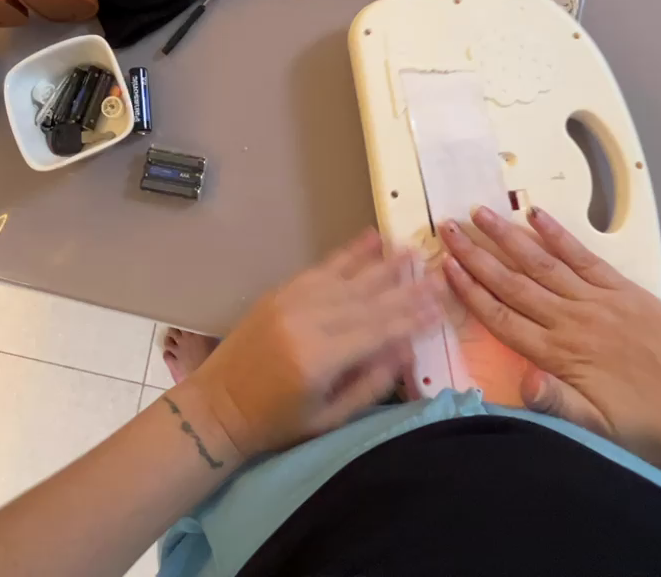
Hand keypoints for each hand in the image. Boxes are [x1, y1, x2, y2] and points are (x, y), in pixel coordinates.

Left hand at [183, 230, 442, 460]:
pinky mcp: (281, 292)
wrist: (219, 404)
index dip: (412, 318)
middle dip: (405, 287)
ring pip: (346, 279)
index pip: (378, 331)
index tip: (441, 304)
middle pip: (367, 300)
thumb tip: (406, 349)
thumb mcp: (329, 418)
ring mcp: (291, 302)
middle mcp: (307, 322)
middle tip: (437, 271)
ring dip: (381, 264)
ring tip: (412, 249)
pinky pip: (320, 269)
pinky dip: (348, 254)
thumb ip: (369, 384)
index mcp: (320, 359)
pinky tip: (369, 239)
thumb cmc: (277, 422)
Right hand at [440, 206, 660, 474]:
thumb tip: (519, 380)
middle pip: (513, 282)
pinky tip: (537, 215)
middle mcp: (573, 320)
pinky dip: (558, 234)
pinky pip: (583, 257)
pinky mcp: (624, 291)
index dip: (470, 291)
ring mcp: (598, 300)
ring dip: (507, 236)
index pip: (503, 317)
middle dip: (476, 254)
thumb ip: (557, 406)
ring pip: (542, 262)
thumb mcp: (604, 433)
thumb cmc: (660, 431)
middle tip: (448, 227)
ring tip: (480, 212)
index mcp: (561, 356)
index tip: (444, 267)